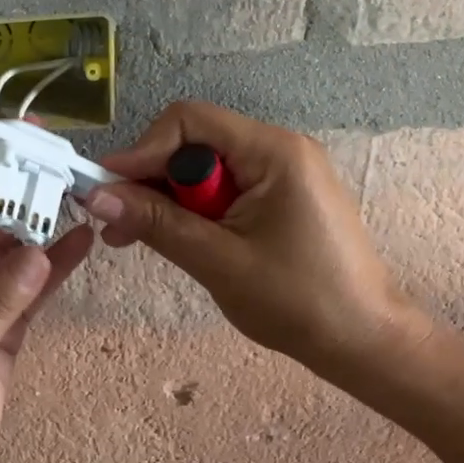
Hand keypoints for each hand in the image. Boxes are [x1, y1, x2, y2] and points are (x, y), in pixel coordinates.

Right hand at [83, 100, 431, 374]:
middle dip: (151, 179)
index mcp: (273, 152)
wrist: (365, 341)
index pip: (189, 121)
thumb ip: (157, 222)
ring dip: (168, 199)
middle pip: (194, 142)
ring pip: (204, 168)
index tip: (107, 189)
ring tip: (134, 238)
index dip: (142, 150)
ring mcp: (283, 173)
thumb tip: (97, 195)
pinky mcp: (282, 197)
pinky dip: (194, 210)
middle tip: (116, 224)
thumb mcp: (218, 261)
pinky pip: (224, 189)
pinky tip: (174, 238)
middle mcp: (279, 149)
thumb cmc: (299, 302)